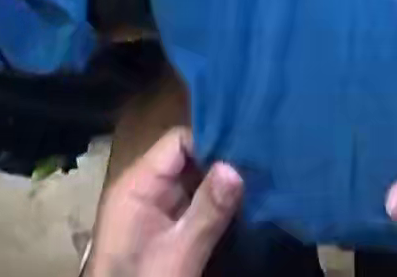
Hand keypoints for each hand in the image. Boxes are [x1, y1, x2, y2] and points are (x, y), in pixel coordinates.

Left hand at [86, 127, 242, 276]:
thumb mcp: (177, 255)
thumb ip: (207, 211)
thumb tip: (236, 167)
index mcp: (137, 183)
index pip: (178, 141)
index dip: (211, 143)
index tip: (246, 153)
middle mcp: (143, 189)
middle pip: (187, 161)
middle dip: (220, 166)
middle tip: (259, 170)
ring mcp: (152, 212)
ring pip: (192, 184)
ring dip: (219, 189)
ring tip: (257, 186)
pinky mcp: (161, 234)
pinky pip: (191, 208)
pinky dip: (212, 209)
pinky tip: (240, 210)